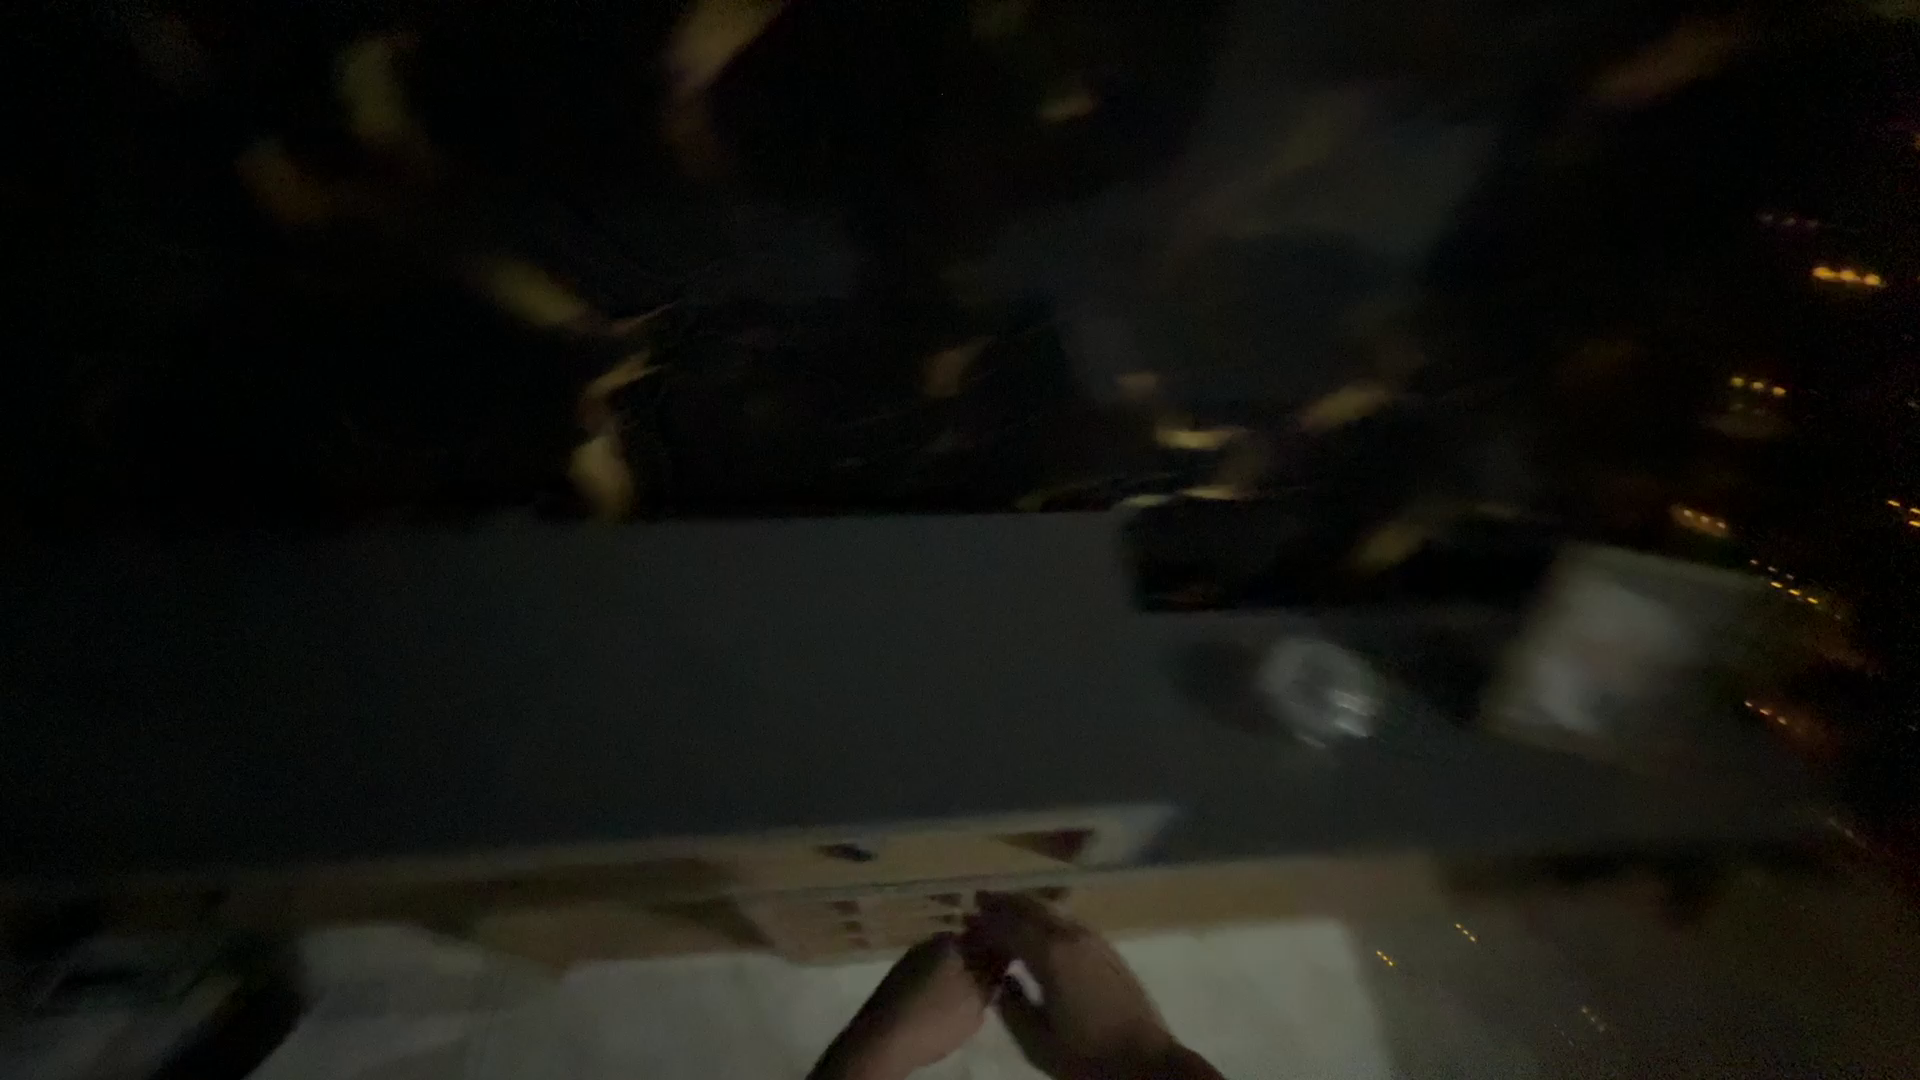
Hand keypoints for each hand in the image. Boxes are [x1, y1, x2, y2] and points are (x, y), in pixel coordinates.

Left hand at [809, 932, 1005, 1079]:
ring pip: (947, 963)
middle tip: (986, 994)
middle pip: (966, 948)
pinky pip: (929, 976)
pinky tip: (937, 1010)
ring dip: (958, 979)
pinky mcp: (898, 977)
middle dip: (978, 967)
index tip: (1006, 973)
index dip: (999, 954)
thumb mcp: (976, 999)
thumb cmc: (935, 1018)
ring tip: (962, 1006)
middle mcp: (931, 940)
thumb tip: (1007, 950)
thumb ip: (993, 972)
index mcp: (952, 940)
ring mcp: (912, 957)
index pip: (986, 936)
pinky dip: (938, 990)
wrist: (881, 1040)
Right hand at [968, 892, 1220, 1079]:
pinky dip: (1045, 916)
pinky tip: (1037, 928)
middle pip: (1030, 905)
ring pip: (1050, 908)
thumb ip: (1011, 1007)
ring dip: (1025, 905)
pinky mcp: (1105, 946)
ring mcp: (1091, 937)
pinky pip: (1066, 919)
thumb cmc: (1088, 1058)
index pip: (1008, 925)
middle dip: (1003, 901)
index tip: (966, 920)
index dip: (985, 921)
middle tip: (979, 900)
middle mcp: (1070, 935)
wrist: (1146, 1064)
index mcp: (1050, 954)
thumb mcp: (1037, 1042)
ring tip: (1004, 909)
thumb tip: (1001, 981)